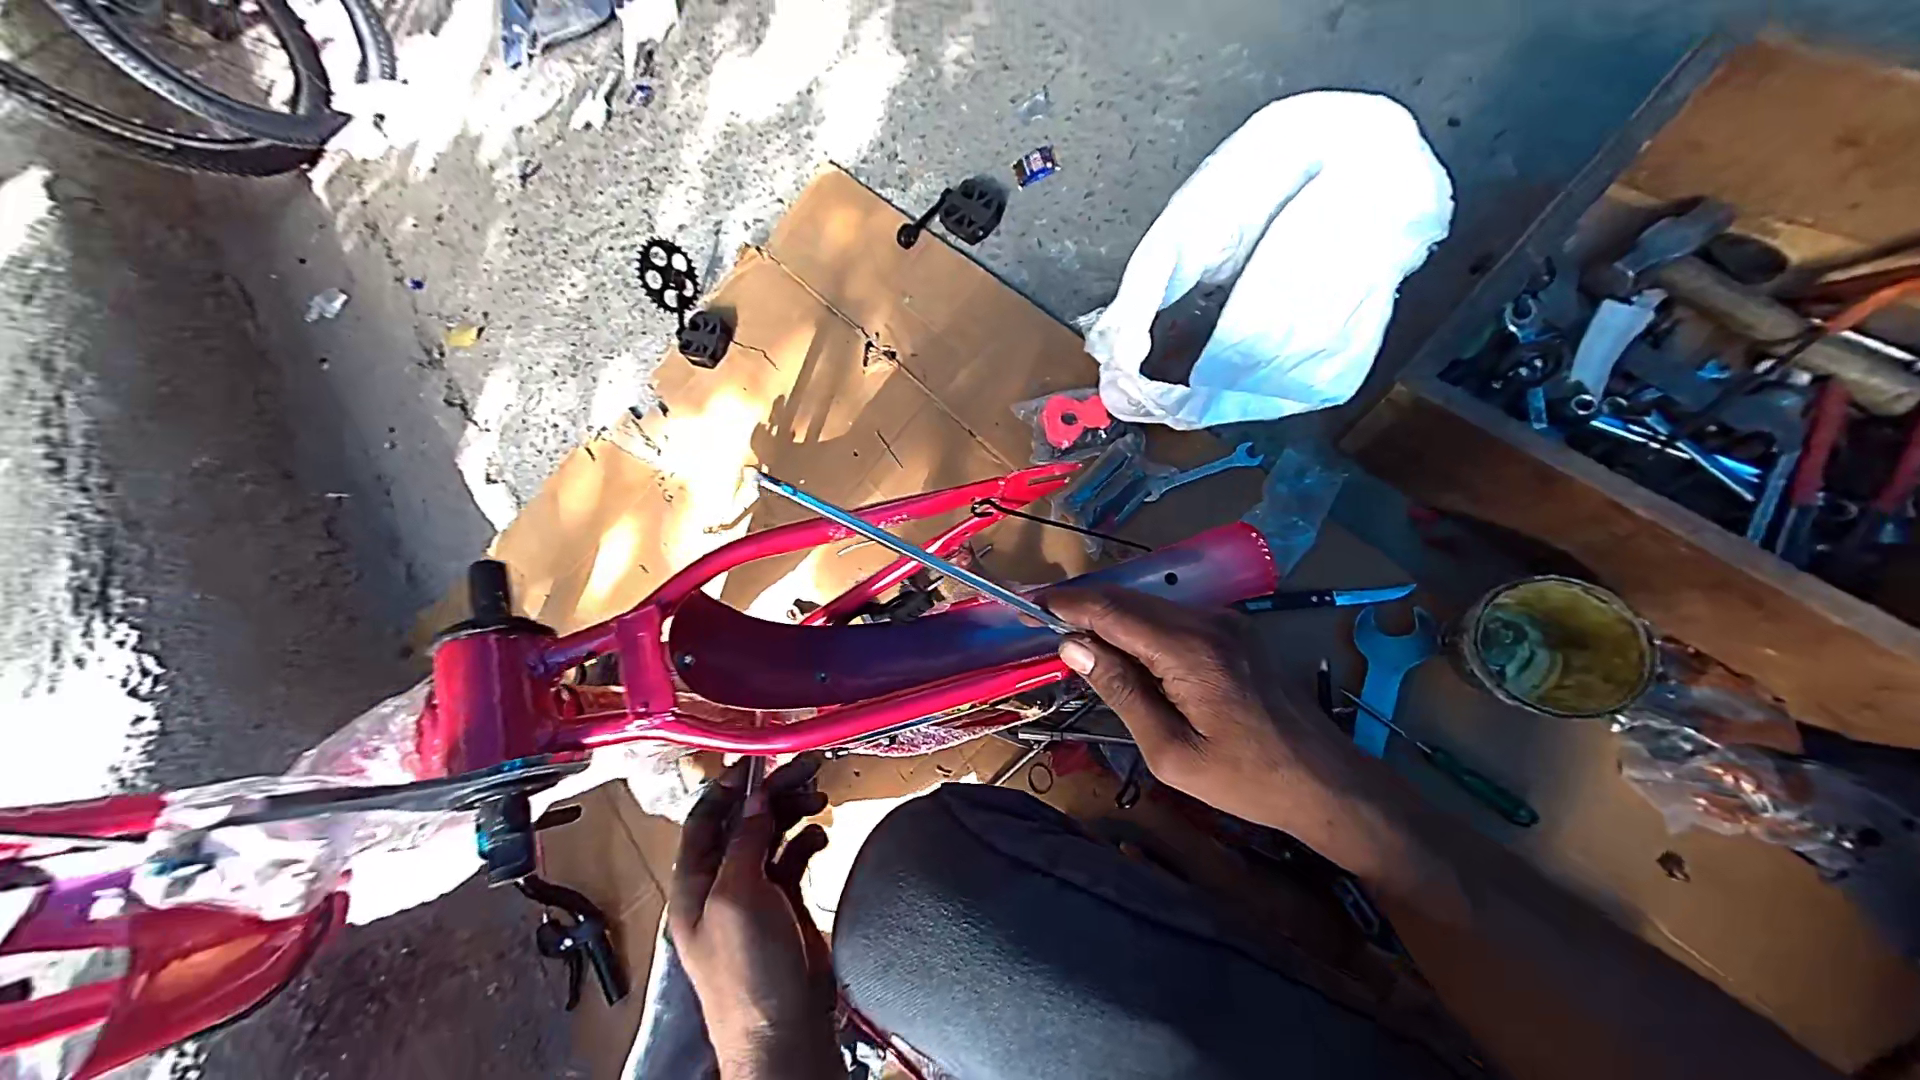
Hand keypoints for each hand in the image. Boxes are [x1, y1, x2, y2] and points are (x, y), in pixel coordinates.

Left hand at [669, 756, 840, 1079]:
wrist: (784, 1028)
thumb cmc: (747, 975)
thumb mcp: (737, 898)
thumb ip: (744, 843)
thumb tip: (755, 799)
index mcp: (696, 882)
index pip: (706, 817)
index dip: (729, 785)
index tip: (758, 759)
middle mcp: (723, 881)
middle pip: (746, 819)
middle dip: (773, 790)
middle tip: (806, 767)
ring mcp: (755, 891)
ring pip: (772, 832)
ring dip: (794, 810)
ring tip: (818, 797)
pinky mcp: (784, 901)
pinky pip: (795, 855)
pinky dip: (808, 838)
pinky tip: (819, 835)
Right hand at [1043, 586, 1368, 830]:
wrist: (1324, 780)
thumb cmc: (1244, 779)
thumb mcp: (1169, 751)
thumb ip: (1120, 691)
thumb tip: (1072, 646)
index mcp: (1191, 651)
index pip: (1112, 611)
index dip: (1067, 605)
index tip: (1028, 606)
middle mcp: (1208, 622)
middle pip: (1127, 599)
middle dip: (1081, 606)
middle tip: (1039, 619)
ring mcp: (1224, 622)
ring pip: (1148, 605)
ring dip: (1107, 615)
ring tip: (1071, 636)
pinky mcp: (1231, 630)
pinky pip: (1170, 616)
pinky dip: (1135, 625)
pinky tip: (1119, 646)